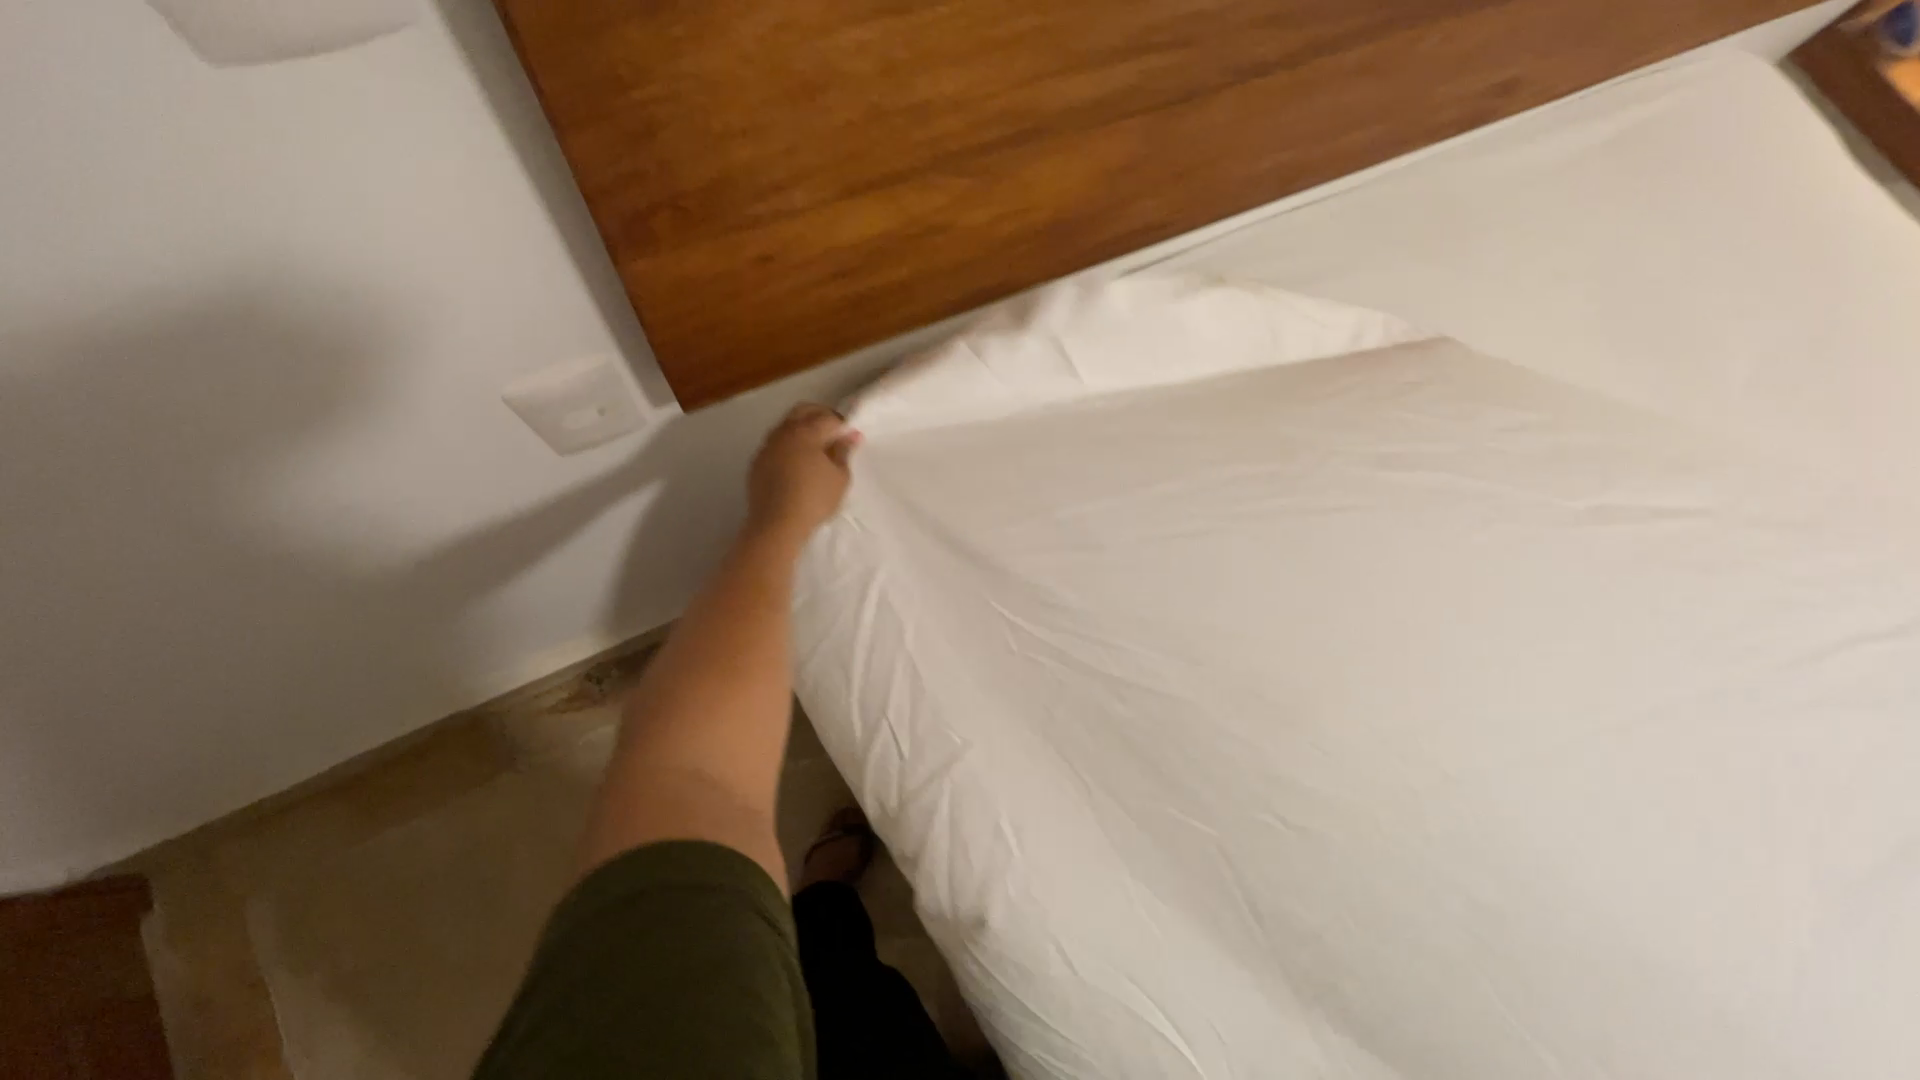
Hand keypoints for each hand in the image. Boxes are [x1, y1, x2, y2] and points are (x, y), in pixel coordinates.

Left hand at [745, 403, 861, 541]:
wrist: (777, 524)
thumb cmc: (815, 499)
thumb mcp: (840, 478)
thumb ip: (843, 452)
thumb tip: (849, 436)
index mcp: (806, 432)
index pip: (828, 418)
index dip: (842, 425)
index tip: (850, 438)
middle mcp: (784, 432)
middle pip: (802, 411)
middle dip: (820, 415)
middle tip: (832, 433)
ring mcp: (767, 446)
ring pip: (785, 426)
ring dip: (801, 429)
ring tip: (813, 448)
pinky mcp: (757, 462)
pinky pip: (775, 444)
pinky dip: (787, 446)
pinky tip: (795, 463)